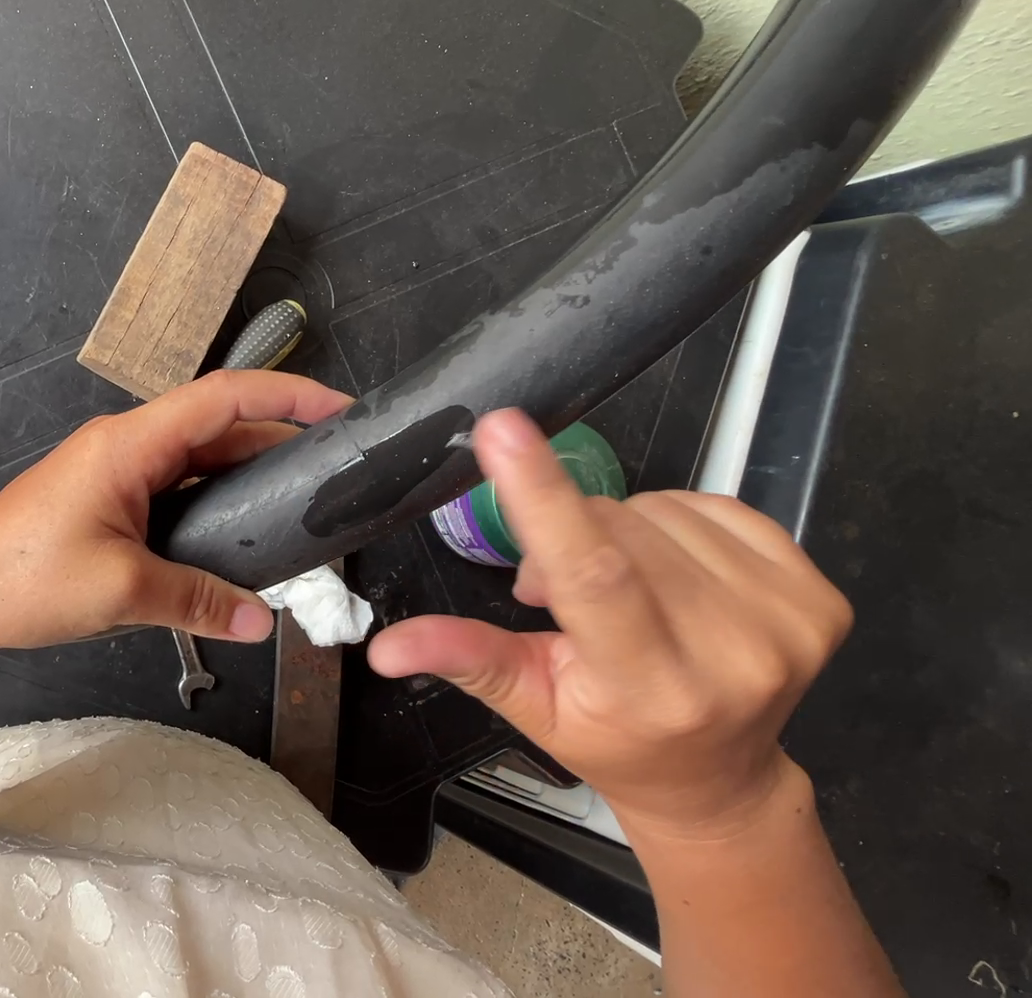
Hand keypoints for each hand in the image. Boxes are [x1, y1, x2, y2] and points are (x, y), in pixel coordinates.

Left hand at [0, 370, 353, 661]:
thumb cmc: (25, 580)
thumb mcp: (122, 590)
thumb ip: (197, 600)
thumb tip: (259, 621)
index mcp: (127, 444)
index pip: (221, 398)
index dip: (285, 395)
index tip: (338, 408)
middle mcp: (123, 448)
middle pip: (213, 430)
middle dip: (276, 444)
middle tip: (331, 472)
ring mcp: (110, 476)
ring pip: (193, 465)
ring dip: (243, 480)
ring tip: (297, 506)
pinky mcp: (102, 505)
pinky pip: (170, 494)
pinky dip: (209, 508)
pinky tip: (235, 539)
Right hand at [367, 408, 852, 839]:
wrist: (720, 774)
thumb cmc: (608, 738)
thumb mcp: (527, 702)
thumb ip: (463, 659)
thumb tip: (383, 649)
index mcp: (649, 684)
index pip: (593, 574)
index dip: (542, 496)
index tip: (501, 430)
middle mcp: (733, 650)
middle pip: (615, 528)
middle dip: (563, 534)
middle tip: (549, 589)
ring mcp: (788, 618)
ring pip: (656, 509)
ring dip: (612, 529)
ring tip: (610, 582)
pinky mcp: (822, 591)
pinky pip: (709, 505)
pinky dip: (665, 522)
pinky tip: (662, 565)